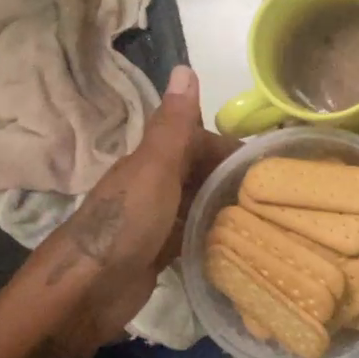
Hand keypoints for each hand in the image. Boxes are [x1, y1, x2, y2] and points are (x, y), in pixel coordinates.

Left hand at [34, 66, 239, 348]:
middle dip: (231, 177)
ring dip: (224, 206)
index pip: (198, 142)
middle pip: (199, 173)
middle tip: (273, 192)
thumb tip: (185, 67)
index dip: (230, 148)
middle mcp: (154, 186)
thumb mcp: (155, 168)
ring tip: (264, 215)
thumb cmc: (124, 223)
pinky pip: (192, 235)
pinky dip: (212, 234)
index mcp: (151, 161)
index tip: (266, 163)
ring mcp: (155, 222)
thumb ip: (173, 124)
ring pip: (197, 204)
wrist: (85, 291)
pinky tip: (237, 241)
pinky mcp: (158, 254)